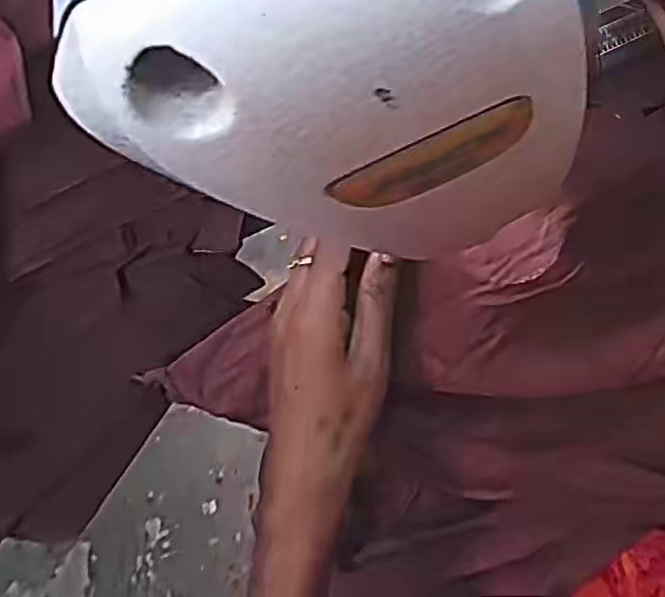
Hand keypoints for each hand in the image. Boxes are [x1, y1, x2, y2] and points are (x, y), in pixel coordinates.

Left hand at [256, 237, 396, 593]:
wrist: (301, 469)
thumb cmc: (344, 418)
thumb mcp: (372, 358)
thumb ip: (378, 298)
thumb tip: (387, 248)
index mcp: (312, 307)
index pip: (328, 240)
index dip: (354, 213)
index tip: (381, 196)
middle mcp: (288, 304)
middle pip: (310, 244)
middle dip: (344, 222)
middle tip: (380, 210)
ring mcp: (277, 317)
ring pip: (303, 260)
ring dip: (333, 244)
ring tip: (370, 233)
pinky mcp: (278, 329)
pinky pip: (300, 280)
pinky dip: (322, 266)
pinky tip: (349, 271)